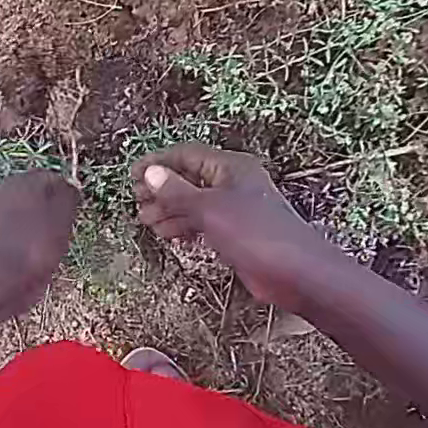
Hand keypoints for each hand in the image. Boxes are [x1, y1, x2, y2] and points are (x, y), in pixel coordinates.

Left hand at [0, 169, 79, 314]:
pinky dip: (34, 235)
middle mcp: (7, 190)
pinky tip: (41, 249)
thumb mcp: (63, 213)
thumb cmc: (40, 241)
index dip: (68, 192)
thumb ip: (68, 193)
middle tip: (68, 224)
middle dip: (55, 206)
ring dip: (45, 222)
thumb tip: (69, 188)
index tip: (77, 209)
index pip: (53, 177)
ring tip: (56, 240)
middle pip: (40, 193)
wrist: (9, 277)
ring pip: (32, 211)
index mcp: (23, 179)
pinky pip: (24, 227)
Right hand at [130, 144, 348, 311]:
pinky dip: (184, 226)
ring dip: (169, 210)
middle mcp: (232, 183)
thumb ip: (177, 191)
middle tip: (137, 202)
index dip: (157, 163)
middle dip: (161, 189)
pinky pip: (203, 222)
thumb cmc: (256, 234)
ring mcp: (235, 208)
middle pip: (188, 178)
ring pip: (194, 202)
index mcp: (230, 167)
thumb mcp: (210, 209)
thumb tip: (151, 173)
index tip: (133, 176)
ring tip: (147, 222)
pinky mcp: (236, 232)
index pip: (185, 155)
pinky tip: (170, 235)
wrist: (295, 272)